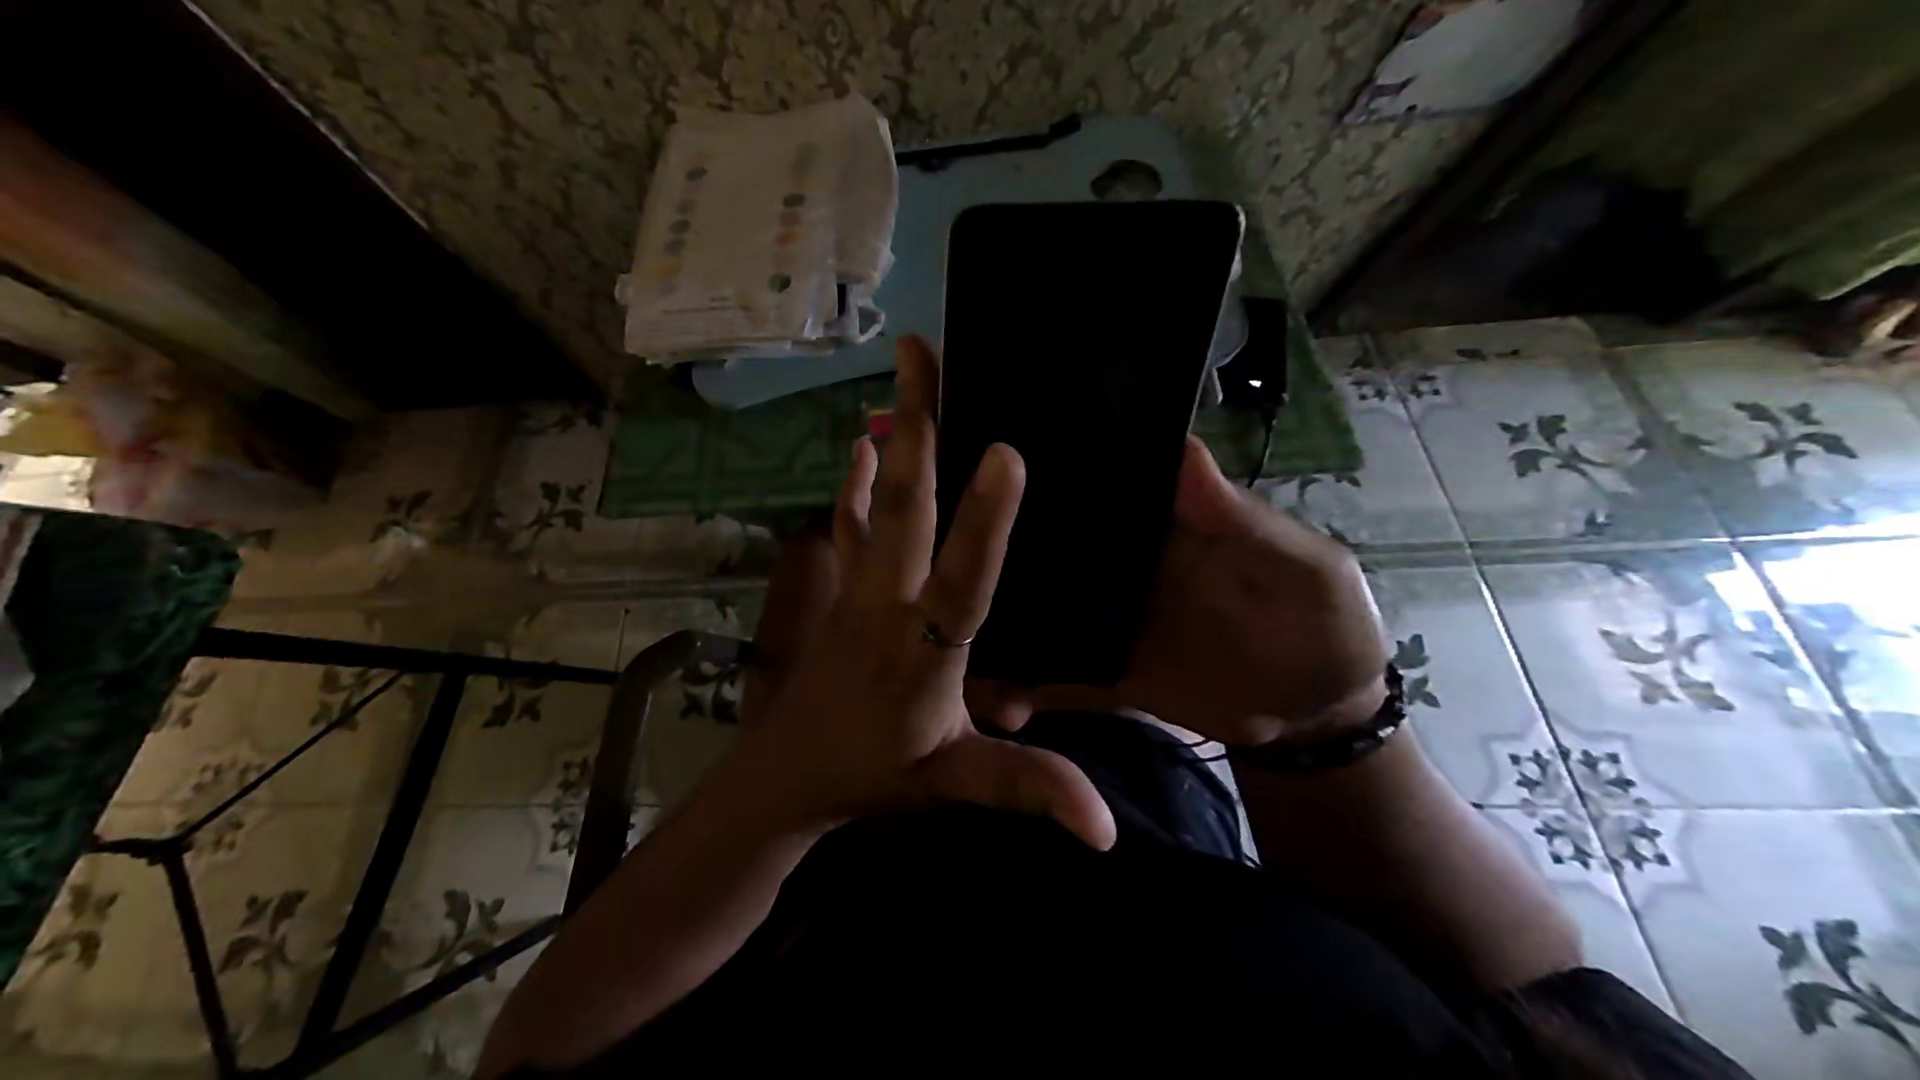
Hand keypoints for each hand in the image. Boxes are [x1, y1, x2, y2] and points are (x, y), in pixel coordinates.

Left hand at [733, 336, 1115, 849]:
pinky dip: (858, 481)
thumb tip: (1105, 830)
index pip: (961, 579)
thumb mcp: (954, 782)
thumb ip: (1028, 788)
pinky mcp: (841, 587)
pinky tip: (860, 445)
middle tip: (922, 355)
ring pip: (875, 502)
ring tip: (901, 372)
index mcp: (924, 649)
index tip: (1005, 454)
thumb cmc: (873, 774)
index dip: (984, 522)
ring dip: (891, 436)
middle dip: (918, 428)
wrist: (785, 776)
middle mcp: (888, 602)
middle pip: (905, 507)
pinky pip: (851, 523)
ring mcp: (857, 587)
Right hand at [977, 437, 1387, 747]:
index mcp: (1160, 522)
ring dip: (994, 626)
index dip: (1038, 467)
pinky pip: (1054, 676)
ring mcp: (1104, 620)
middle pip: (1043, 547)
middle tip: (923, 556)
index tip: (972, 458)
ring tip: (936, 640)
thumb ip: (1245, 521)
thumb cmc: (1325, 621)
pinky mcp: (1103, 672)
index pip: (1091, 481)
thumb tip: (1184, 453)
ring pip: (1036, 613)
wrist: (1317, 716)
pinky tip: (991, 707)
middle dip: (986, 548)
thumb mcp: (1305, 568)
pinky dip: (1023, 689)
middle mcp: (1118, 564)